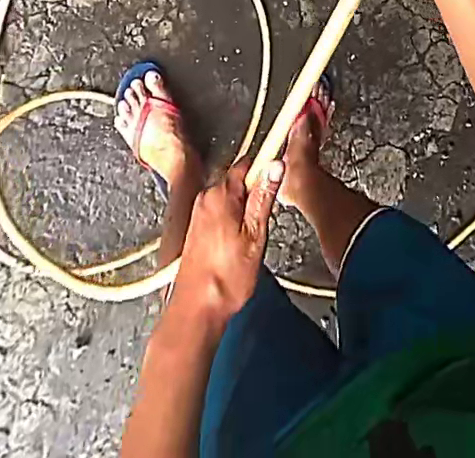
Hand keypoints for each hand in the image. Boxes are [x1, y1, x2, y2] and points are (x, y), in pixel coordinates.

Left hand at [169, 159, 282, 323]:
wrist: (196, 310)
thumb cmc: (226, 278)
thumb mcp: (255, 235)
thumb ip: (264, 197)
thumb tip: (275, 165)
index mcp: (220, 194)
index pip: (247, 164)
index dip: (265, 169)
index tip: (278, 178)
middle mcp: (205, 197)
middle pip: (238, 181)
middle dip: (254, 193)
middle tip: (265, 220)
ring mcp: (198, 212)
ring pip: (229, 198)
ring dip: (243, 209)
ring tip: (251, 237)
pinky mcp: (196, 227)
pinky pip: (219, 211)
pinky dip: (232, 220)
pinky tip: (237, 244)